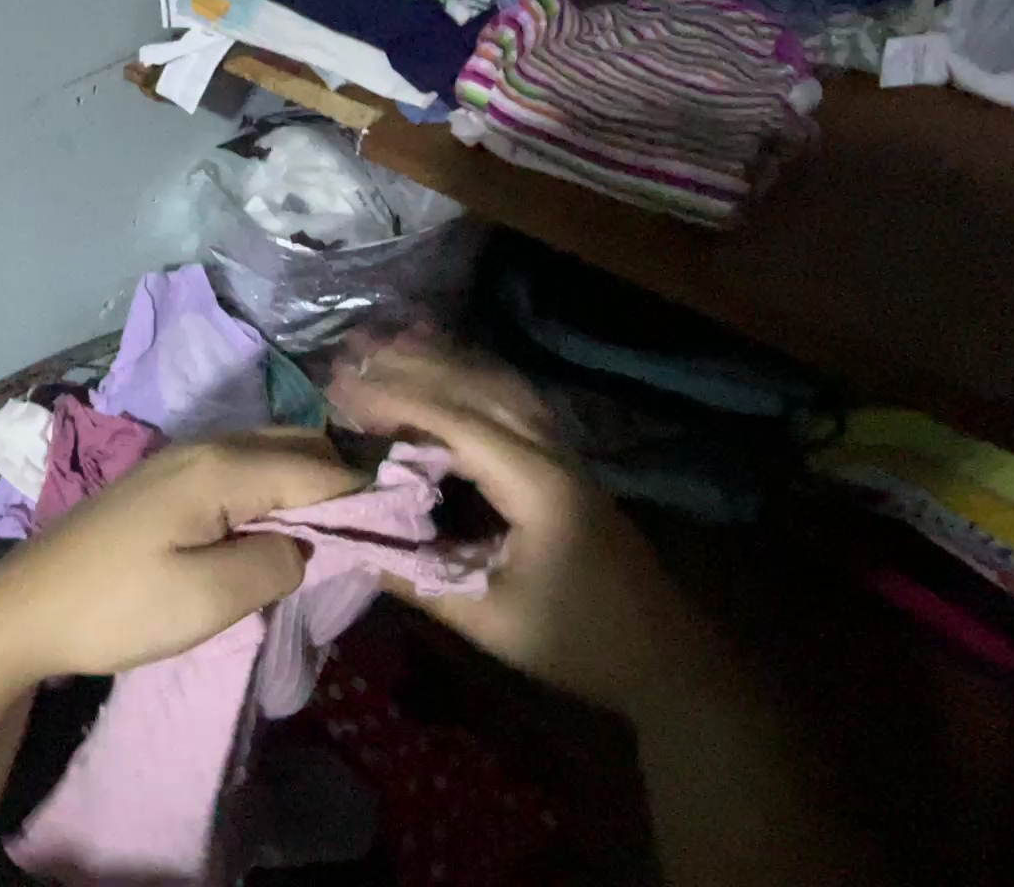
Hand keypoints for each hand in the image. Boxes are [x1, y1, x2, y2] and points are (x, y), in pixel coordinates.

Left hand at [0, 429, 366, 681]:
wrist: (25, 608)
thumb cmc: (117, 606)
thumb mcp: (208, 598)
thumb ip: (274, 562)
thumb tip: (302, 542)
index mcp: (223, 466)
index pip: (320, 466)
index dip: (367, 493)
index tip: (408, 522)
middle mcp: (205, 446)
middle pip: (296, 445)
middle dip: (338, 480)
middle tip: (369, 533)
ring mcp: (179, 459)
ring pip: (266, 455)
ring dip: (304, 485)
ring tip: (330, 533)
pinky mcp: (162, 481)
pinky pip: (237, 471)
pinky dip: (270, 490)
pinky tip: (270, 528)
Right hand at [328, 344, 722, 716]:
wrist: (671, 662)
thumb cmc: (578, 642)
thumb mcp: (490, 621)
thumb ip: (415, 579)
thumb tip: (349, 543)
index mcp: (536, 486)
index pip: (455, 422)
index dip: (395, 402)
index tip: (342, 392)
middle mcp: (552, 455)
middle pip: (477, 389)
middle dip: (412, 368)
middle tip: (354, 357)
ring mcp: (565, 455)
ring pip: (500, 388)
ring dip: (444, 366)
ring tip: (390, 351)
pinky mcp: (566, 466)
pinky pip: (514, 404)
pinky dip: (472, 381)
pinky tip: (448, 376)